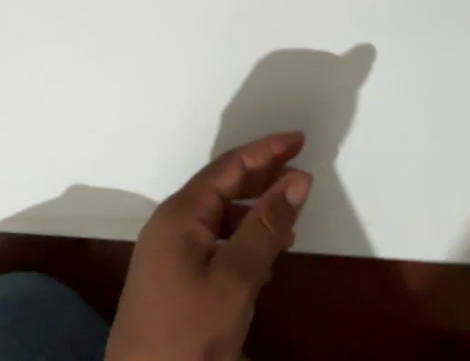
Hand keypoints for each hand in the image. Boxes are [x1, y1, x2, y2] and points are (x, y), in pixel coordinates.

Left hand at [106, 132, 311, 360]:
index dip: (266, 150)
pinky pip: (213, 240)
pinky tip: (264, 255)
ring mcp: (169, 251)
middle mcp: (171, 223)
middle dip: (262, 175)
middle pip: (222, 185)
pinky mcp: (172, 277)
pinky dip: (242, 238)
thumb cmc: (189, 330)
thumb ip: (267, 226)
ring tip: (290, 213)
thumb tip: (298, 179)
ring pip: (219, 214)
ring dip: (254, 209)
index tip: (300, 140)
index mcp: (181, 213)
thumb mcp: (236, 278)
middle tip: (300, 168)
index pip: (230, 166)